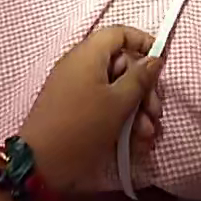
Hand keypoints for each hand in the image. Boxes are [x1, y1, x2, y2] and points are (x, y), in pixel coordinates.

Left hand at [21, 25, 162, 190]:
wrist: (39, 166)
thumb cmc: (83, 127)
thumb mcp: (119, 103)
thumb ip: (140, 78)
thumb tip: (155, 58)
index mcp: (88, 54)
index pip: (119, 33)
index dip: (142, 42)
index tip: (160, 63)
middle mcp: (80, 65)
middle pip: (122, 64)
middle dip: (143, 89)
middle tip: (155, 112)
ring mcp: (75, 87)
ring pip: (115, 89)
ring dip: (136, 110)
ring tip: (147, 135)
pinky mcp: (74, 109)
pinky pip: (103, 104)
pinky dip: (120, 118)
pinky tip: (135, 142)